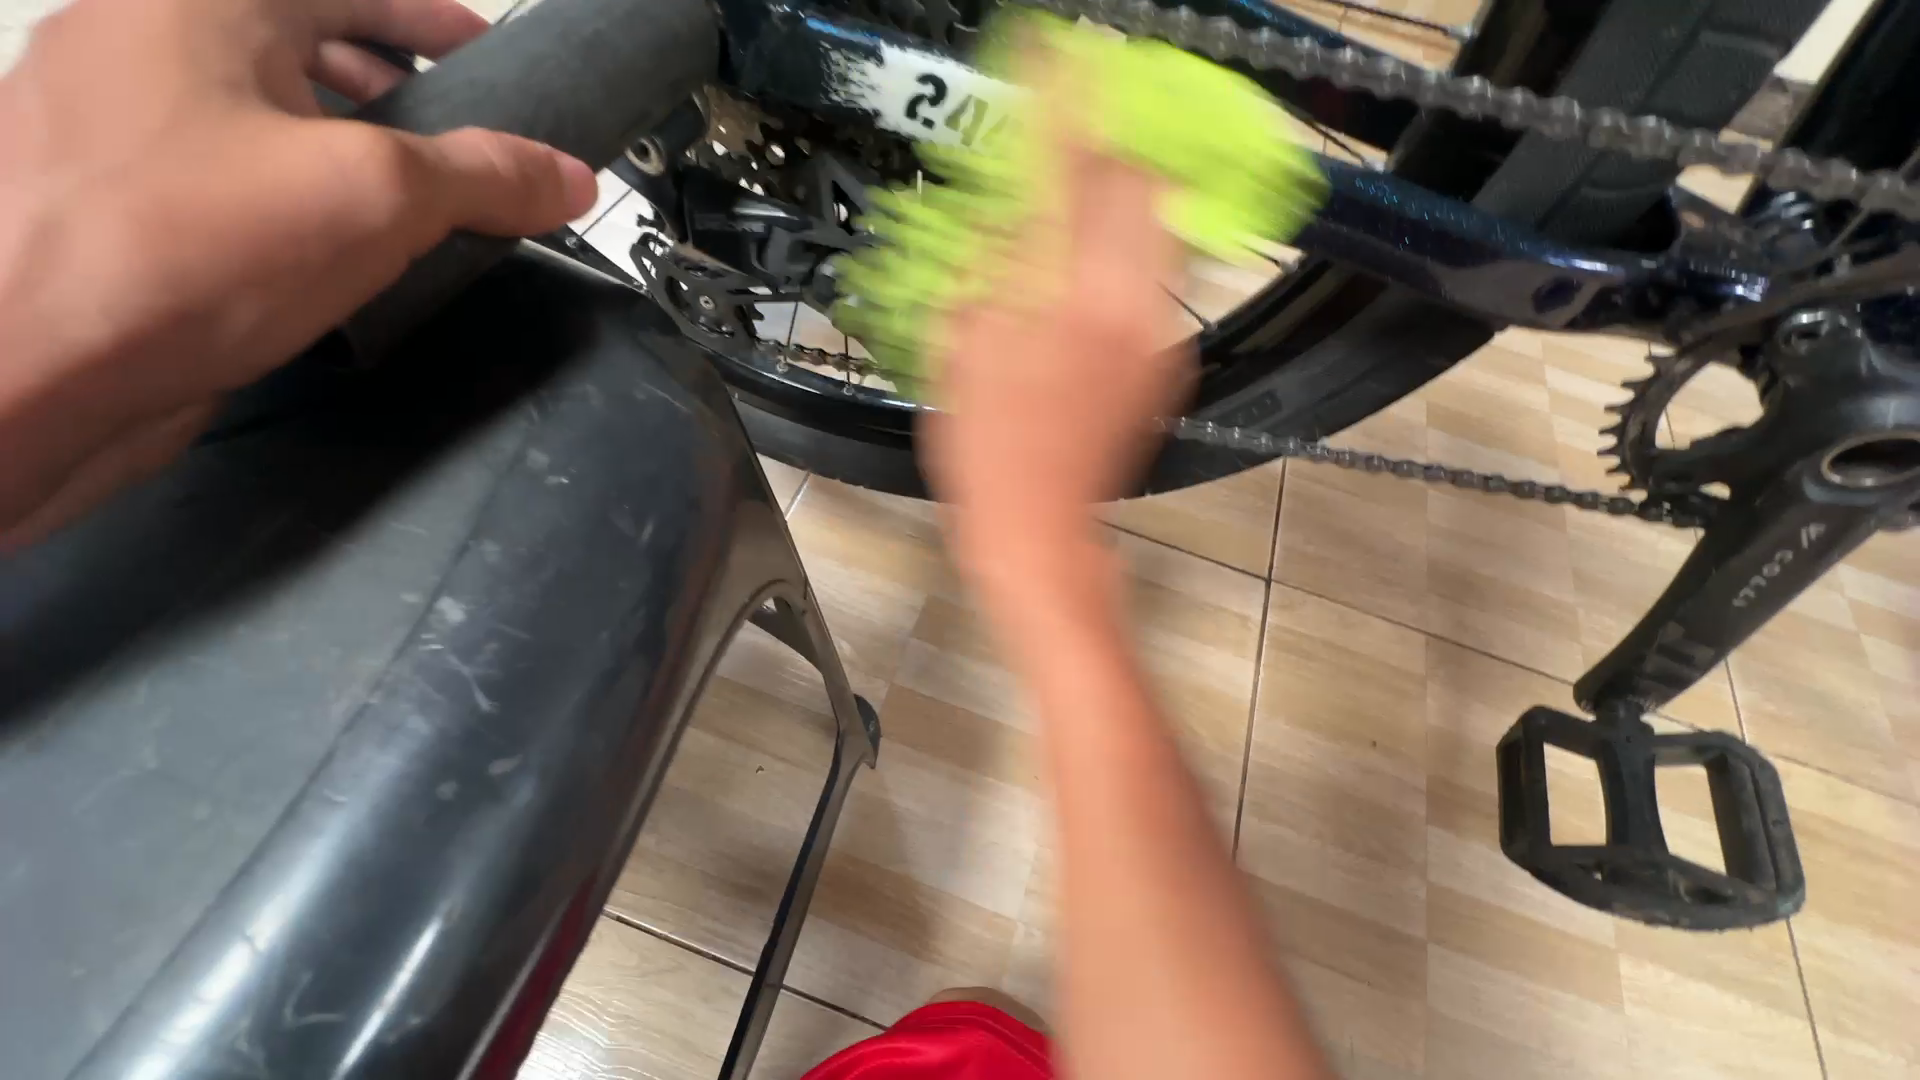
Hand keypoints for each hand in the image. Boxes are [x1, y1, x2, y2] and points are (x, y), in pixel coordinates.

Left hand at [0, 0, 597, 548]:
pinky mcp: (126, 212)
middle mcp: (146, 49)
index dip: (437, 21)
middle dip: (409, 94)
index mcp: (194, 5)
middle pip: (310, 48)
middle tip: (481, 153)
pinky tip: (360, 253)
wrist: (29, 370)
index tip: (503, 68)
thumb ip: (486, 175)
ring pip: (281, 121)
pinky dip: (318, 201)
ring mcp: (125, 132)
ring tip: (436, 209)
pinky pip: (253, 182)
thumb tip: (573, 176)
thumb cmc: (199, 248)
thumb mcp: (378, 193)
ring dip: (366, 155)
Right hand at [919, 138, 1193, 582]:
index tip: (1062, 59)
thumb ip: (988, 268)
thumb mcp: (964, 351)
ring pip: (1159, 236)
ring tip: (1081, 213)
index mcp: (1074, 300)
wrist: (1040, 531)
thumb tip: (1006, 216)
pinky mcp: (1163, 366)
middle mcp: (1131, 309)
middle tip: (1077, 144)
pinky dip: (1126, 263)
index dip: (1069, 106)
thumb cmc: (989, 454)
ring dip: (1123, 207)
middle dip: (1112, 153)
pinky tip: (1089, 286)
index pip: (1080, 172)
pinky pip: (1155, 286)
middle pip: (1144, 191)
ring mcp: (1156, 339)